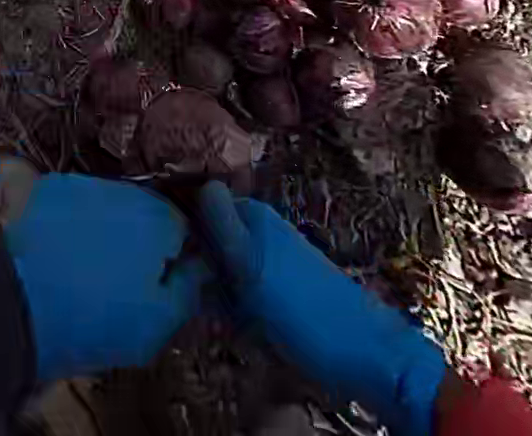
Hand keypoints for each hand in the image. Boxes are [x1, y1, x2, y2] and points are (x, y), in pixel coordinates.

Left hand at [4, 174, 209, 381]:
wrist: (8, 303)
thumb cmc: (90, 319)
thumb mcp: (153, 326)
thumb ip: (187, 290)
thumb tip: (200, 266)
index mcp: (159, 219)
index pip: (185, 230)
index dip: (174, 259)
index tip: (157, 284)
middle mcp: (127, 190)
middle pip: (148, 213)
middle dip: (142, 240)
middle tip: (122, 279)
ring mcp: (86, 183)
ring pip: (113, 206)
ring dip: (109, 229)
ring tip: (87, 267)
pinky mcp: (50, 187)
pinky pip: (76, 204)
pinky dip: (75, 223)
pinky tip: (60, 252)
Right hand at [196, 181, 447, 435]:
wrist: (360, 350)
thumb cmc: (300, 304)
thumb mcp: (251, 262)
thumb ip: (223, 223)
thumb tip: (202, 182)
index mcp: (250, 214)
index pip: (199, 207)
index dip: (182, 232)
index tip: (171, 260)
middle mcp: (257, 229)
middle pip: (207, 241)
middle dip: (199, 268)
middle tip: (200, 295)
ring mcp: (266, 260)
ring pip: (221, 271)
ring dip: (216, 294)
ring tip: (224, 315)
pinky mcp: (274, 289)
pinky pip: (238, 294)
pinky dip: (234, 310)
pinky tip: (242, 328)